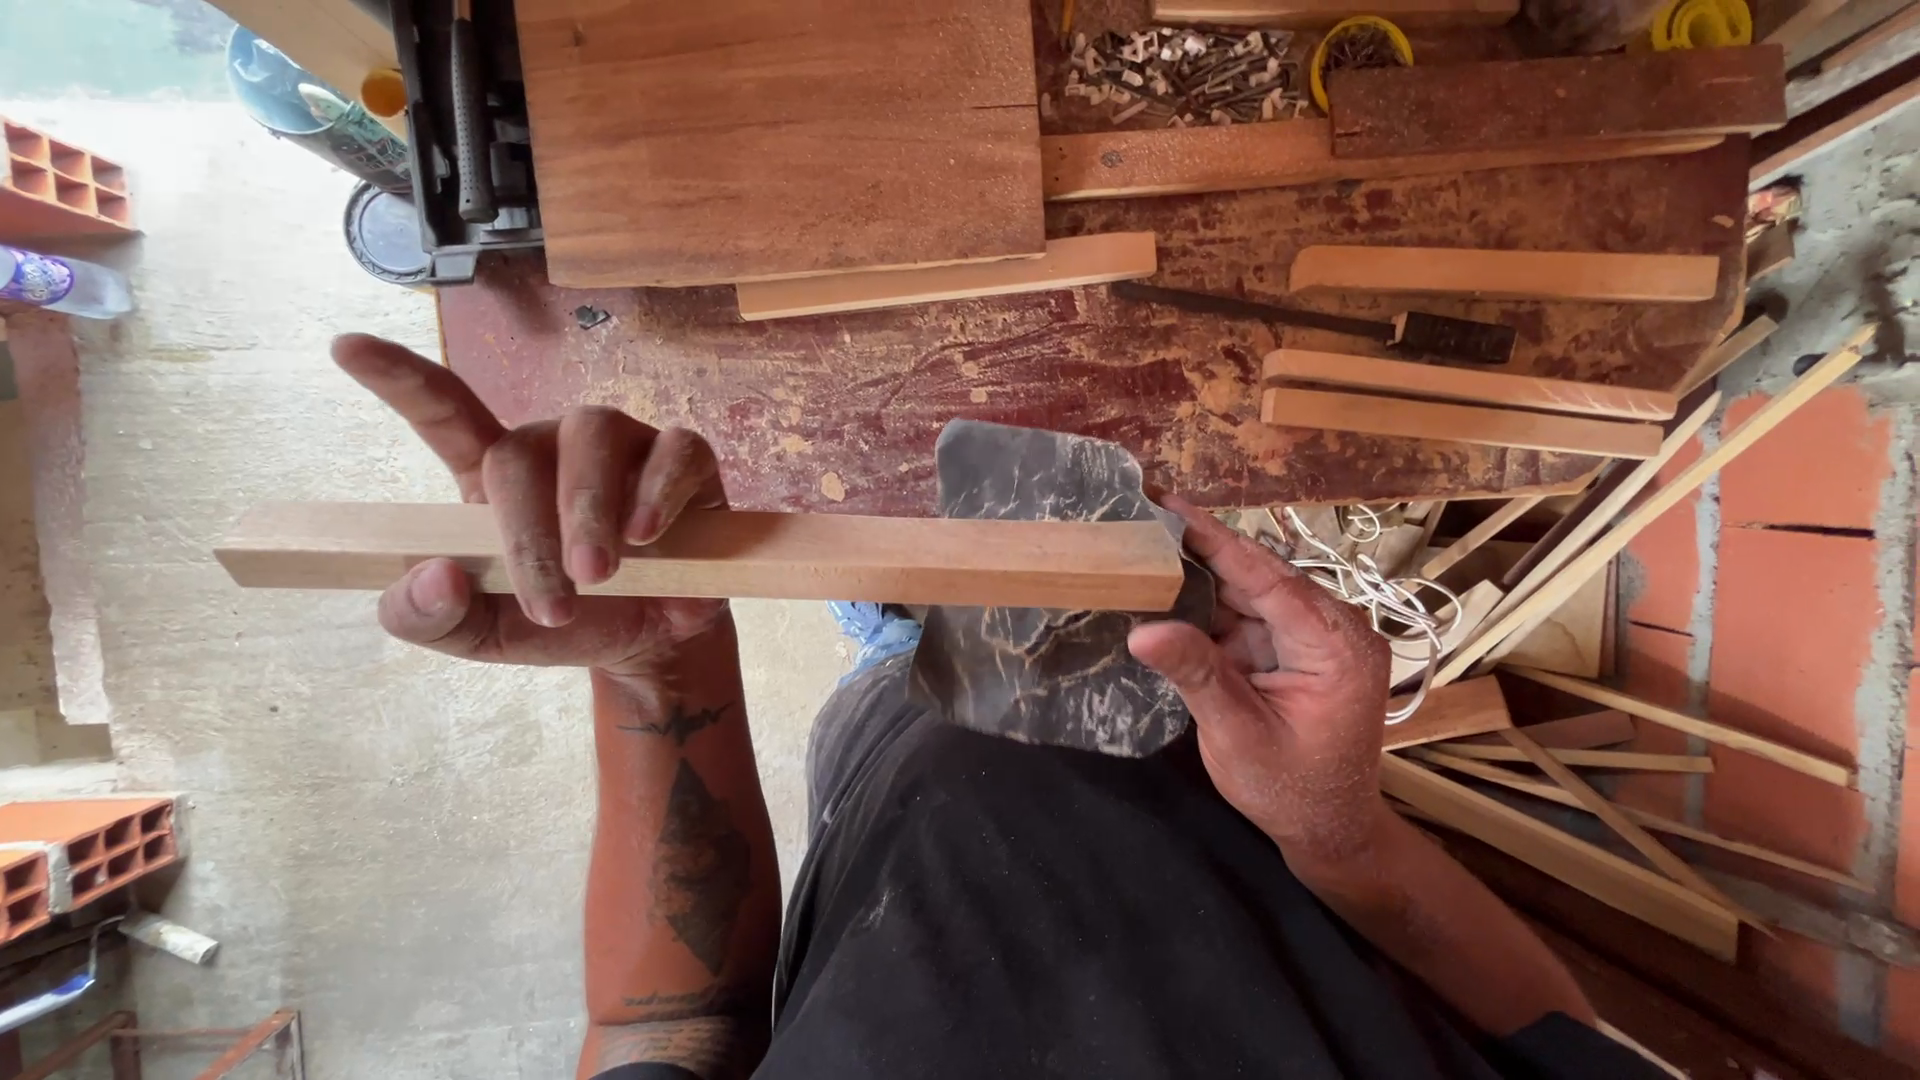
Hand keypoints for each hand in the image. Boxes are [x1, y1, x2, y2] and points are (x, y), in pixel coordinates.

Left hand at [332, 334, 728, 679]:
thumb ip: (429, 616)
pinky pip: (678, 450)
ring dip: (591, 509)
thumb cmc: (569, 624)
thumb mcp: (482, 635)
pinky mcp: (687, 462)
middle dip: (534, 532)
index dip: (403, 381)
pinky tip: (648, 532)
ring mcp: (628, 448)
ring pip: (596, 435)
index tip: (347, 347)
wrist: (652, 642)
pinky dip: (661, 488)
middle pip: (524, 449)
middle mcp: (559, 449)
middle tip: (558, 603)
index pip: (447, 414)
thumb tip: (434, 572)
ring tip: (603, 573)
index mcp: (499, 479)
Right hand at [1127, 497, 1391, 867]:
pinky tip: (1166, 586)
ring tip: (1146, 542)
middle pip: (1258, 575)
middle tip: (1145, 515)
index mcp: (1337, 646)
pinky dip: (1205, 604)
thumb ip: (1197, 675)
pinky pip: (1245, 614)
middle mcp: (1332, 629)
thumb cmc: (1292, 790)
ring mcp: (1313, 637)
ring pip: (1248, 591)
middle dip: (1201, 547)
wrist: (1329, 830)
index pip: (1269, 578)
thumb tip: (1141, 629)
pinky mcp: (1292, 648)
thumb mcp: (1239, 734)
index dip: (1215, 539)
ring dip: (1199, 573)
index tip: (1169, 504)